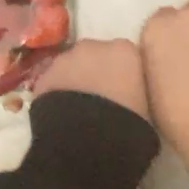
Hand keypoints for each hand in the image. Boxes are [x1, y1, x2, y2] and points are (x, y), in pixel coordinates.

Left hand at [33, 39, 149, 121]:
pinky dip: (57, 94)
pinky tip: (61, 116)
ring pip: (72, 67)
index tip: (125, 92)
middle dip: (97, 72)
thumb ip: (138, 96)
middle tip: (101, 99)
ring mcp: (64, 60)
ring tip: (78, 111)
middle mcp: (94, 47)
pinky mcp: (42, 78)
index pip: (127, 56)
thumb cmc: (127, 125)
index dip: (125, 74)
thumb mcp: (146, 110)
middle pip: (97, 56)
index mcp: (125, 51)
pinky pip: (53, 83)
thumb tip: (133, 102)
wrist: (86, 141)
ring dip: (75, 81)